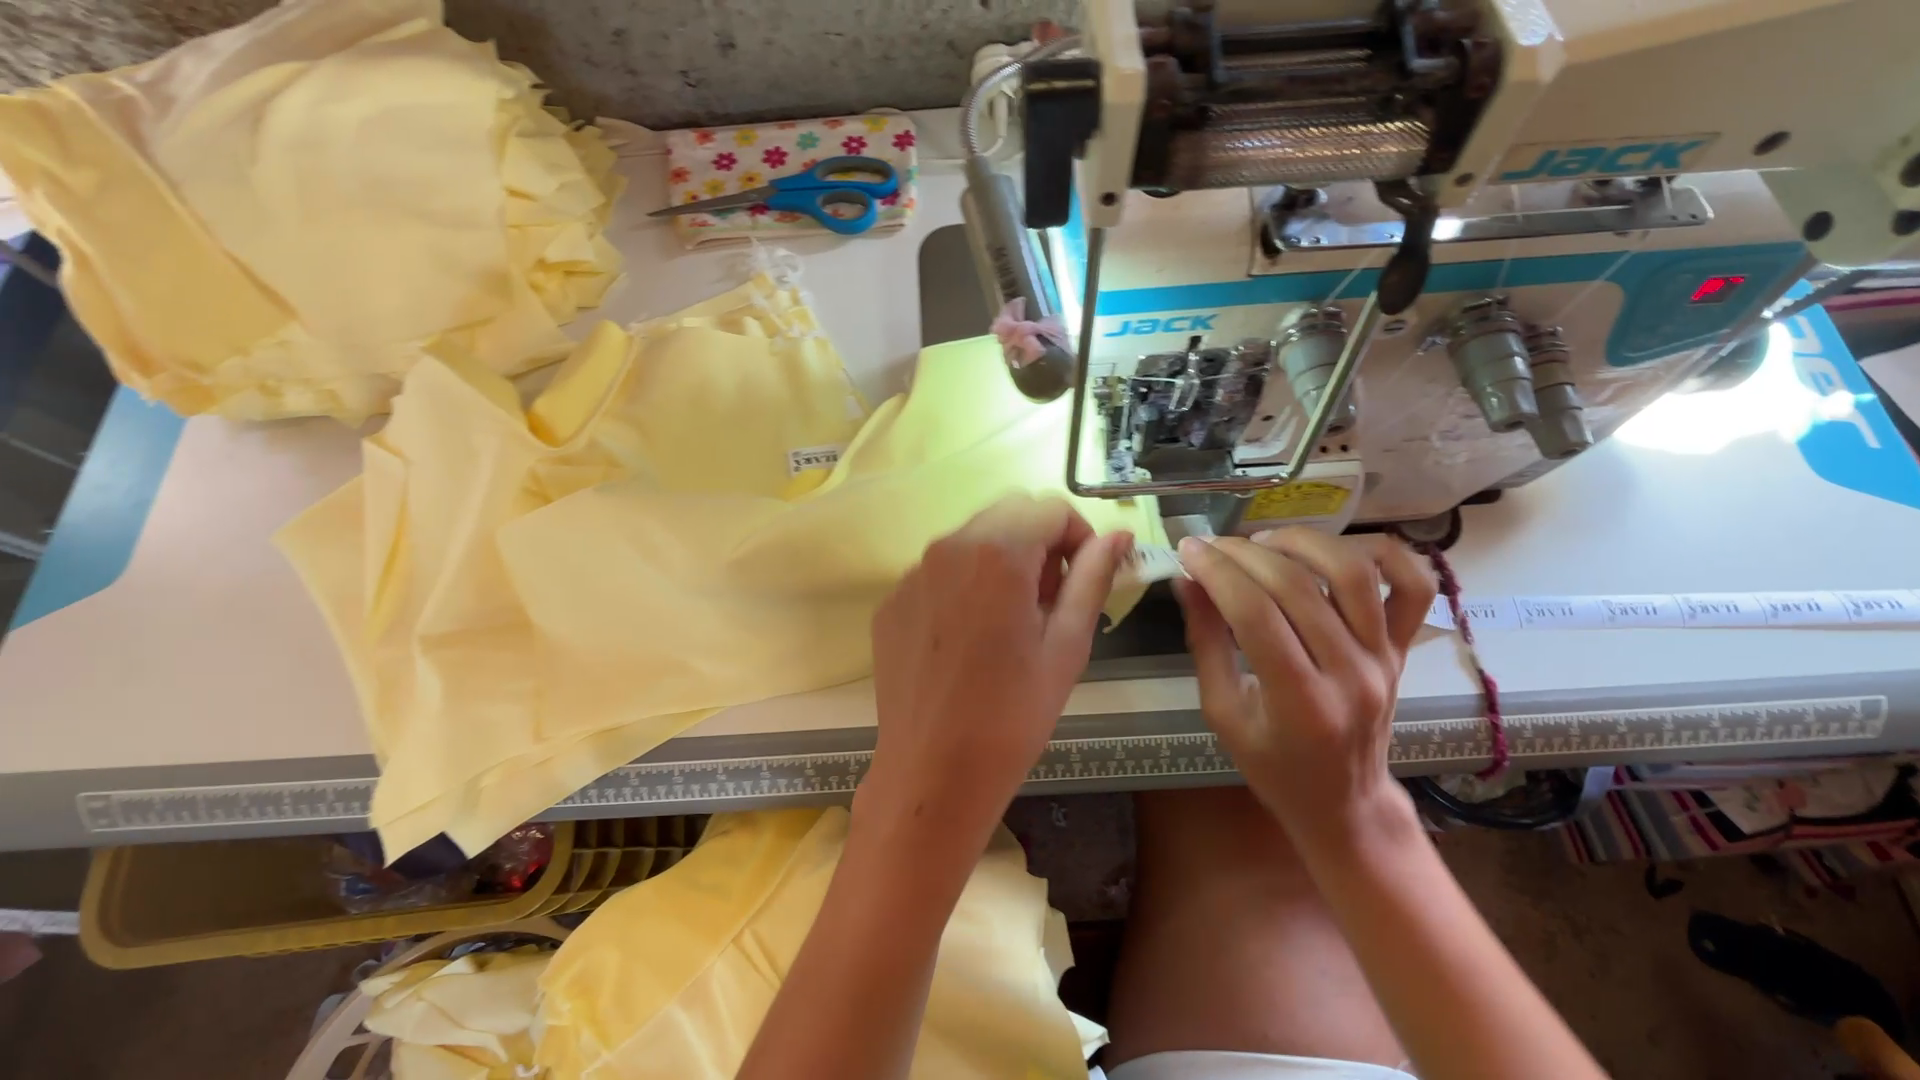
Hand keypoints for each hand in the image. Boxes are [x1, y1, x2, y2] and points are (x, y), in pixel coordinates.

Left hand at [858, 495, 1131, 853]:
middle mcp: (946, 548)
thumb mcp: (1067, 646)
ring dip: (1002, 564)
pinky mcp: (891, 604)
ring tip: (1011, 628)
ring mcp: (912, 576)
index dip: (1078, 538)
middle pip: (1007, 516)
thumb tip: (1117, 536)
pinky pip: (938, 575)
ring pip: (971, 542)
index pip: (1050, 508)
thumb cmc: (1013, 716)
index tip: (1084, 581)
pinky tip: (970, 645)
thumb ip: (1092, 578)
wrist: (932, 774)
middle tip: (1052, 605)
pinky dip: (964, 589)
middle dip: (1040, 544)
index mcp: (996, 552)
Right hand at [1174, 529, 1435, 846]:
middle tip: (1212, 546)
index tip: (1187, 549)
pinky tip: (1335, 548)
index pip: (1254, 613)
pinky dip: (1383, 552)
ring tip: (1263, 542)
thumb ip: (1205, 643)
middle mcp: (1350, 674)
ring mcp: (1384, 657)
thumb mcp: (1223, 713)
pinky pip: (1412, 584)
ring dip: (1302, 542)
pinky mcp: (1403, 647)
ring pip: (1353, 572)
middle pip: (1296, 586)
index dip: (1216, 572)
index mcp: (1300, 702)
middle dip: (1244, 554)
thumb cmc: (1273, 766)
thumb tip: (1187, 580)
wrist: (1344, 801)